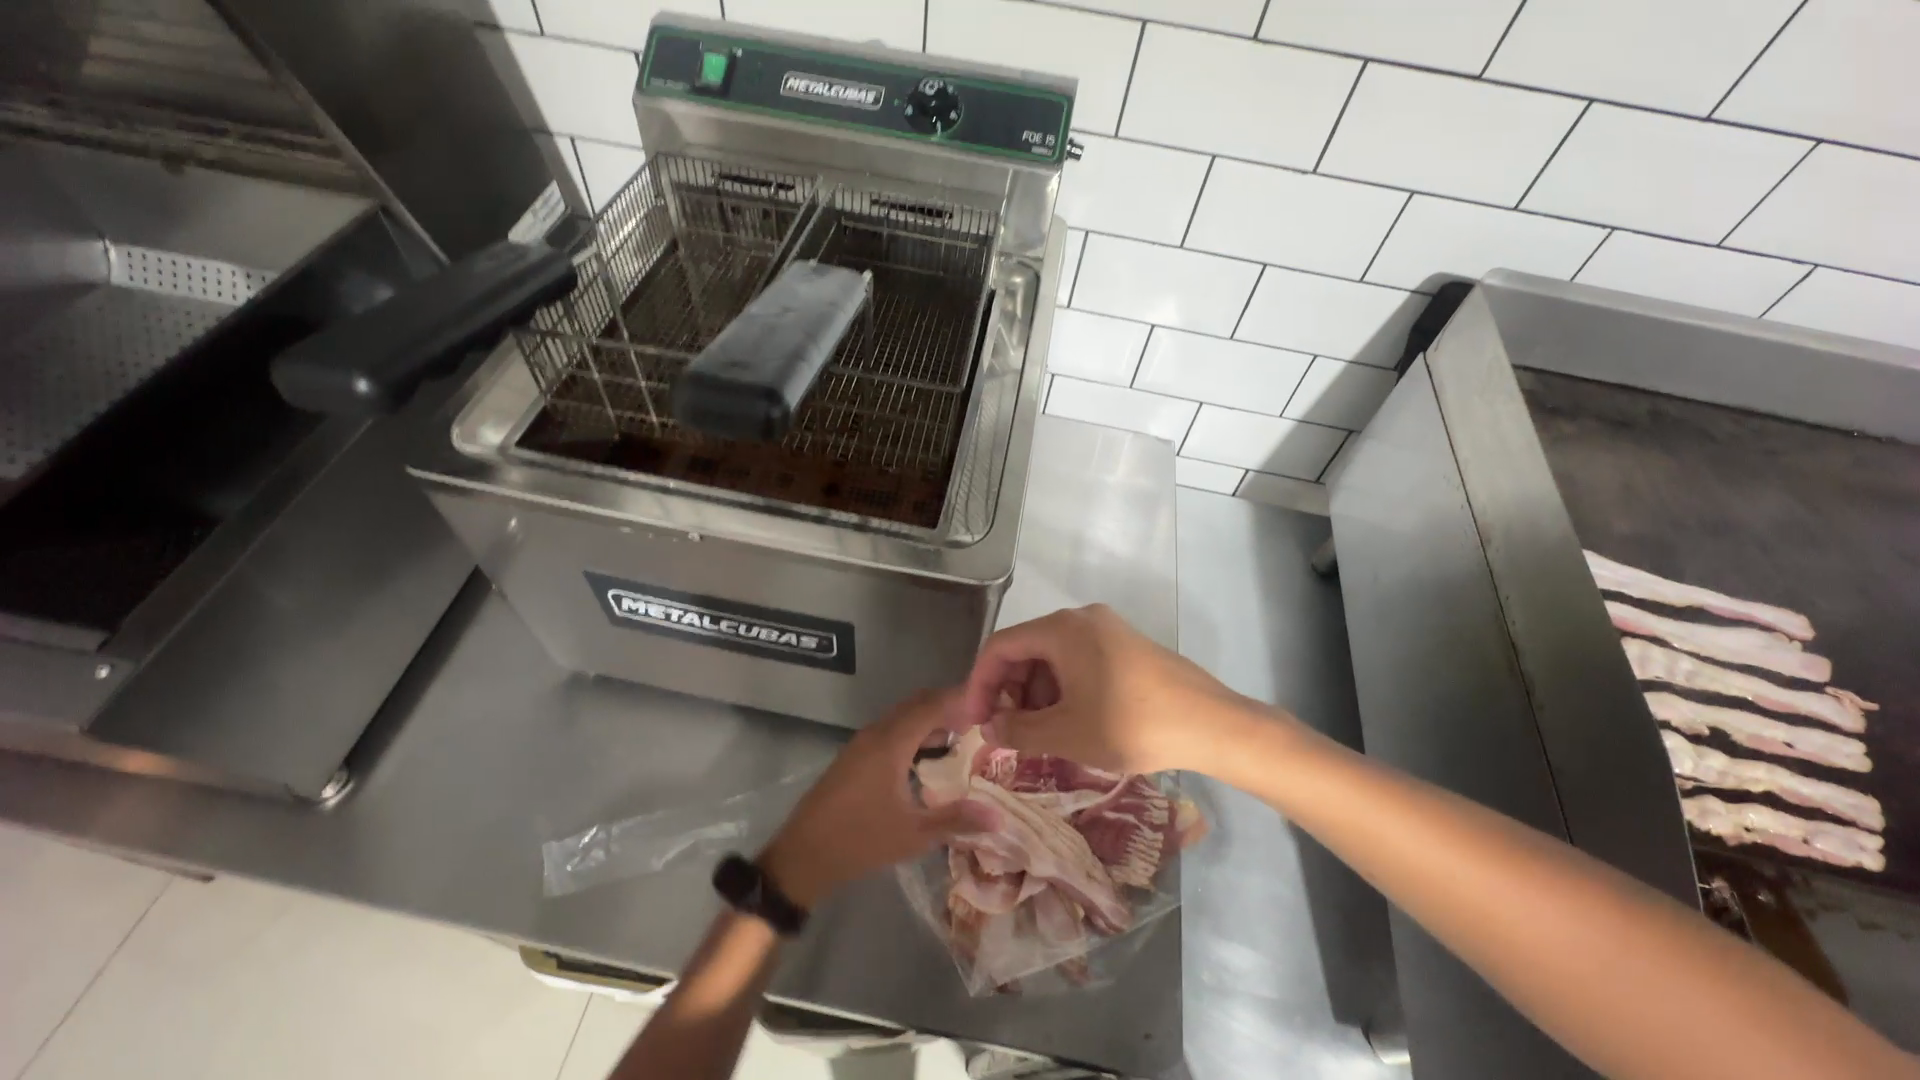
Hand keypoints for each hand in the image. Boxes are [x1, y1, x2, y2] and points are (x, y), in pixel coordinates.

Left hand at [759, 688, 996, 909]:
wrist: (804, 854)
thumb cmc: (860, 841)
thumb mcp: (914, 834)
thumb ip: (957, 820)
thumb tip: (999, 816)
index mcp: (891, 743)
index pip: (932, 705)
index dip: (961, 698)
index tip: (991, 700)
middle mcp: (876, 734)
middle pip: (917, 705)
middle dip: (949, 706)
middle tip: (983, 717)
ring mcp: (862, 744)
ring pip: (902, 718)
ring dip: (931, 720)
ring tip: (964, 735)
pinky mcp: (855, 757)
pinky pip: (891, 731)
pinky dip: (914, 733)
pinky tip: (930, 757)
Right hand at [953, 604, 1278, 775]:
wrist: (1211, 725)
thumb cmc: (1131, 725)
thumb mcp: (1065, 734)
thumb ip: (1017, 730)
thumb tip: (990, 727)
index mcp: (1062, 629)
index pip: (1000, 647)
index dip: (979, 685)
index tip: (977, 723)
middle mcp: (1082, 619)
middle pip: (1027, 650)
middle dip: (1010, 692)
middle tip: (1009, 733)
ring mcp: (1109, 631)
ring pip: (1053, 659)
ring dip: (1037, 696)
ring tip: (1042, 736)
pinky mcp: (1127, 648)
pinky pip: (1079, 663)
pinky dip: (1064, 691)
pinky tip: (1072, 725)